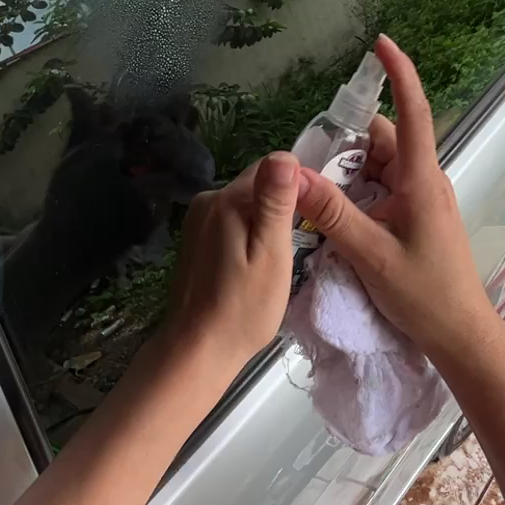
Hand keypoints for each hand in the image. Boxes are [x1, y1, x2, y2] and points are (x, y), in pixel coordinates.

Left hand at [162, 152, 299, 372]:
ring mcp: (197, 219)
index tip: (310, 221)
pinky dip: (246, 235)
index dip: (297, 189)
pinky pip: (230, 221)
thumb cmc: (243, 307)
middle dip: (279, 207)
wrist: (196, 349)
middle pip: (256, 186)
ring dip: (263, 222)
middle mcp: (207, 200)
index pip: (272, 168)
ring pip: (244, 204)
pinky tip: (253, 265)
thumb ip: (276, 202)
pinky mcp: (194, 238)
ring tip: (275, 260)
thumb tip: (285, 155)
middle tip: (295, 247)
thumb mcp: (271, 254)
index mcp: (226, 199)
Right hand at [292, 35, 500, 361]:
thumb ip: (333, 213)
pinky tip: (333, 210)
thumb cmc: (425, 294)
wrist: (461, 337)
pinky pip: (381, 186)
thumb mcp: (371, 255)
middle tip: (308, 160)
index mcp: (421, 179)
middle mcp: (423, 180)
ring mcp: (421, 197)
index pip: (414, 112)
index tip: (381, 43)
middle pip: (384, 139)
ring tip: (314, 190)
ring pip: (379, 164)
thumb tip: (294, 173)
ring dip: (349, 170)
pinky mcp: (415, 214)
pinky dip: (356, 189)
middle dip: (346, 141)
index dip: (399, 74)